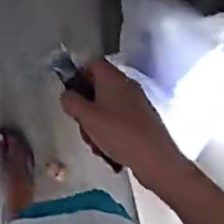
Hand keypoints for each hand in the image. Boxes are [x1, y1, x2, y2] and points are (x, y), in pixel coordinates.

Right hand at [59, 59, 189, 191]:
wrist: (157, 160)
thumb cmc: (119, 133)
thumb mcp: (87, 117)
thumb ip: (71, 102)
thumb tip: (66, 94)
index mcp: (112, 77)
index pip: (91, 63)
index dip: (77, 76)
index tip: (71, 96)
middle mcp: (126, 85)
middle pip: (97, 88)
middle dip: (86, 108)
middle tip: (83, 127)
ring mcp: (136, 103)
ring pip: (107, 107)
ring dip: (96, 124)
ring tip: (97, 145)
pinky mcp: (143, 121)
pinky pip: (119, 120)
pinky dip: (111, 133)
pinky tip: (109, 152)